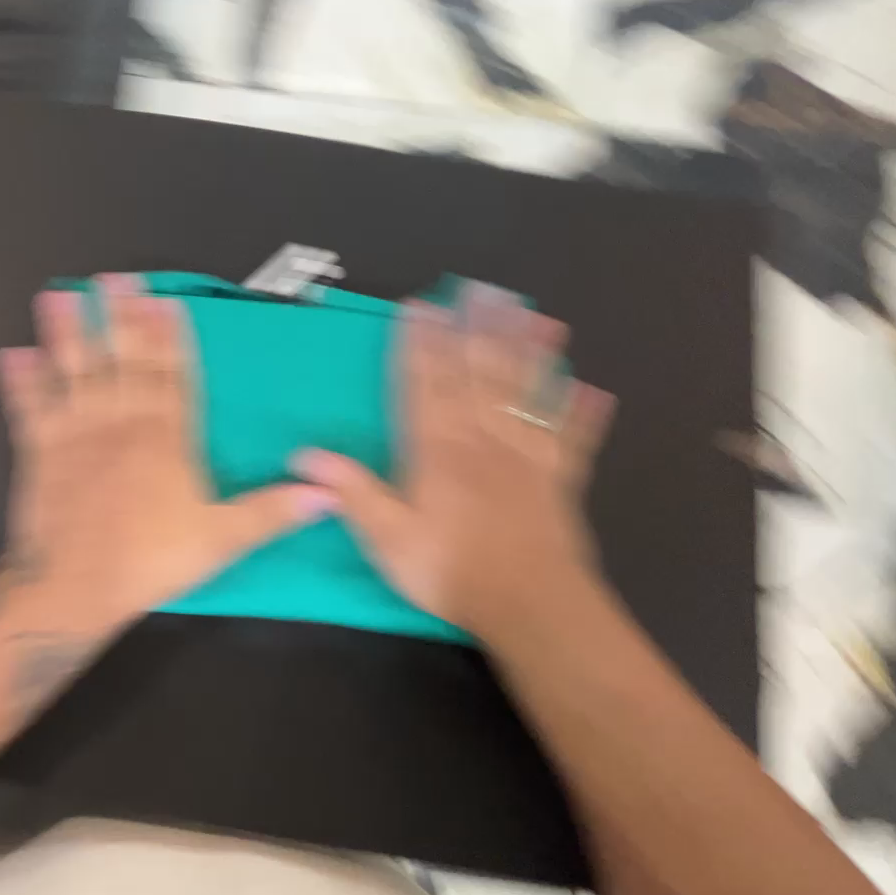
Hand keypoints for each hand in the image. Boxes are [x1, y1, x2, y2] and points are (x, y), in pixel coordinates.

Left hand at [0, 275, 335, 629]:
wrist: (74, 585)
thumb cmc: (149, 561)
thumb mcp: (221, 540)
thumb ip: (271, 512)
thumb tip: (328, 493)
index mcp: (166, 438)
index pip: (171, 376)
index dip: (167, 337)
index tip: (162, 299)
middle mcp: (120, 423)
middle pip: (122, 360)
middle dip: (119, 317)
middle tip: (112, 279)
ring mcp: (75, 433)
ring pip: (73, 372)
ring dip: (66, 333)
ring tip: (58, 296)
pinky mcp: (38, 451)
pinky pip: (28, 408)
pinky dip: (21, 382)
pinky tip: (12, 354)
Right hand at [292, 284, 614, 638]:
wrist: (529, 606)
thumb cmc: (448, 570)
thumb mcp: (385, 536)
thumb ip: (351, 492)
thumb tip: (304, 454)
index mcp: (439, 452)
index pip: (426, 386)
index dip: (421, 344)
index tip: (422, 305)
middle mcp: (485, 443)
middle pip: (480, 376)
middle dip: (477, 330)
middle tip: (481, 288)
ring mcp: (528, 459)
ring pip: (527, 395)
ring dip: (529, 354)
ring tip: (535, 315)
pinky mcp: (560, 483)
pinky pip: (572, 441)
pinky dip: (581, 415)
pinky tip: (591, 389)